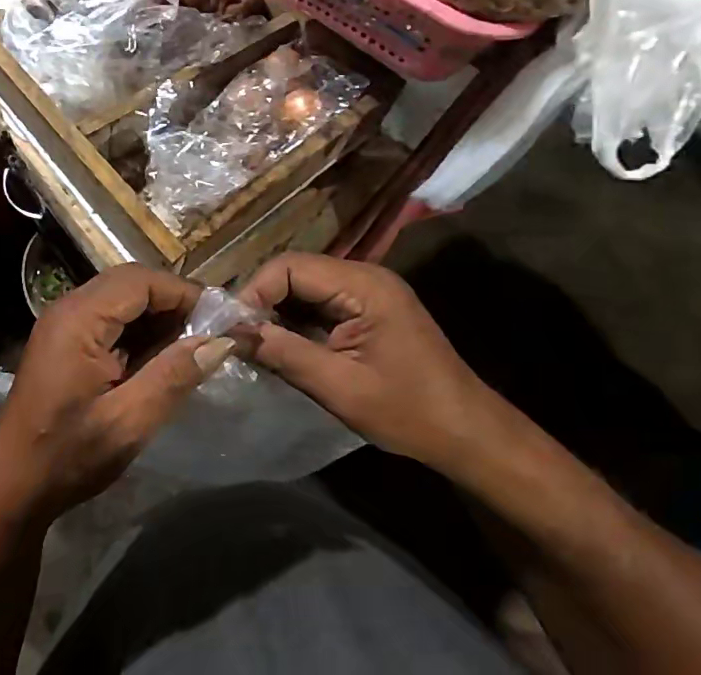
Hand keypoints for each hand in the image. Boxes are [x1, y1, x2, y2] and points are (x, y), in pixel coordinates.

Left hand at [0, 265, 235, 520]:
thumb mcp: (128, 422)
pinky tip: (160, 356)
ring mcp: (63, 323)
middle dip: (173, 301)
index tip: (221, 320)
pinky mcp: (64, 340)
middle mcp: (68, 308)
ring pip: (120, 298)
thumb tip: (220, 342)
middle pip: (130, 282)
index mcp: (78, 319)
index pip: (140, 281)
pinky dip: (138, 329)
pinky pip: (108, 317)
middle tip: (210, 333)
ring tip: (192, 345)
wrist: (11, 485)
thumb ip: (173, 375)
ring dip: (157, 315)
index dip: (184, 293)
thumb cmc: (67, 456)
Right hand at [239, 253, 509, 472]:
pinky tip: (282, 345)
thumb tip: (232, 334)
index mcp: (364, 285)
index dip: (255, 292)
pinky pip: (319, 302)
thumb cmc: (408, 412)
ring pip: (304, 286)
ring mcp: (368, 291)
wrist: (469, 434)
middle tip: (238, 336)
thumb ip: (284, 353)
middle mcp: (365, 276)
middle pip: (295, 271)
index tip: (233, 328)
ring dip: (277, 311)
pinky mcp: (367, 309)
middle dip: (262, 301)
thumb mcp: (339, 387)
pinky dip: (295, 320)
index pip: (290, 266)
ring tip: (254, 342)